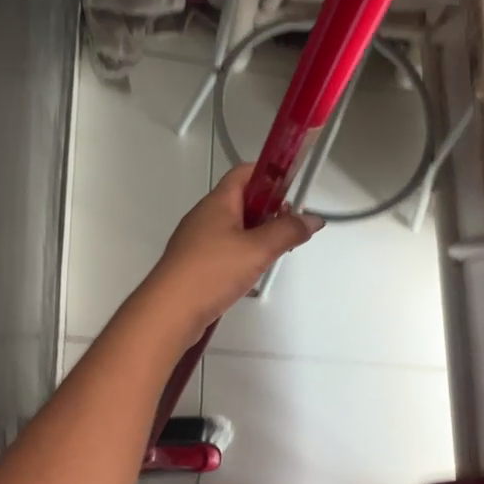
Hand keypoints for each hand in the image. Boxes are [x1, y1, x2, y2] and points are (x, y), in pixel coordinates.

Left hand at [133, 165, 324, 339]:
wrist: (170, 311)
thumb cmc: (213, 272)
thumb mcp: (257, 249)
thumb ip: (287, 232)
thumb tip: (313, 219)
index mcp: (218, 202)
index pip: (246, 173)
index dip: (271, 174)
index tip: (294, 189)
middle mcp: (205, 216)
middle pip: (242, 201)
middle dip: (269, 210)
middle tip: (289, 228)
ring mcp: (198, 241)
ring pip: (234, 228)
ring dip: (258, 235)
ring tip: (275, 252)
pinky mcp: (195, 264)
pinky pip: (225, 250)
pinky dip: (243, 254)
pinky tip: (252, 272)